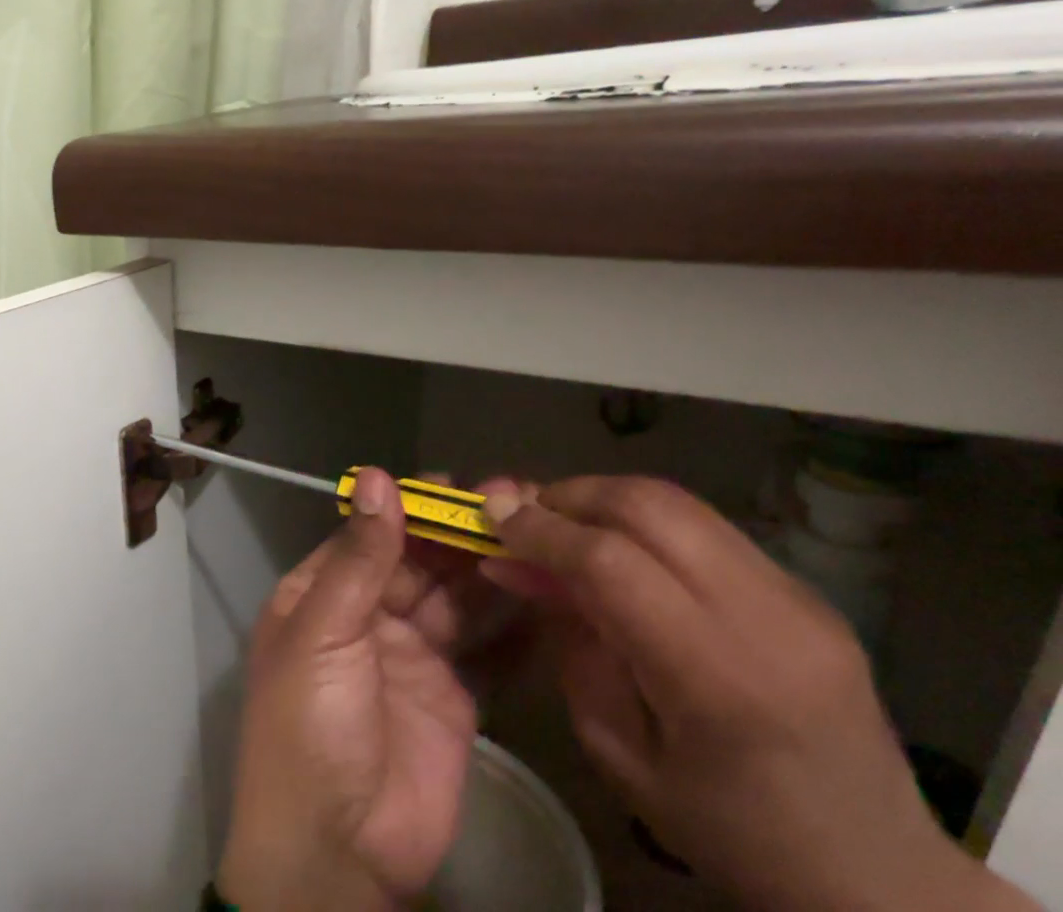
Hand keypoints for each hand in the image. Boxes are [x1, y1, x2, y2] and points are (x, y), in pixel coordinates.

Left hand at [217, 469, 501, 909]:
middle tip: (517, 503)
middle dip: (456, 536)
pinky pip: (485, 648)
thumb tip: (377, 478)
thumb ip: (359, 560)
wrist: (339, 846)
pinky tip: (550, 592)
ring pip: (453, 599)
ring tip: (540, 536)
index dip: (408, 510)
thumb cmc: (311, 727)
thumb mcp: (323, 634)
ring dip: (488, 571)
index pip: (366, 537)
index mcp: (317, 598)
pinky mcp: (454, 696)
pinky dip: (513, 624)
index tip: (461, 484)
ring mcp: (410, 656)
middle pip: (414, 563)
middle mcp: (363, 619)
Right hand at [479, 476, 1038, 911]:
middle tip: (522, 516)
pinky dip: (645, 524)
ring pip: (682, 505)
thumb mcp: (618, 749)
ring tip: (561, 527)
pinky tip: (617, 553)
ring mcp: (798, 597)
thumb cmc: (725, 827)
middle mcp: (767, 617)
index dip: (541, 530)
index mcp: (716, 676)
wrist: (872, 866)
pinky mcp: (806, 592)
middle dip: (571, 496)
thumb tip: (520, 566)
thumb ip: (572, 647)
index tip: (489, 518)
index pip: (611, 561)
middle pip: (651, 507)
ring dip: (606, 502)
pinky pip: (708, 530)